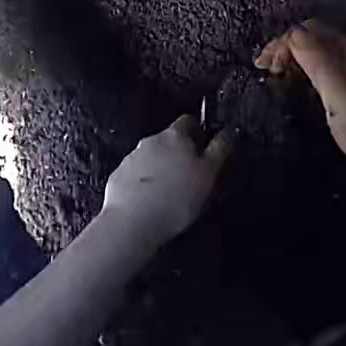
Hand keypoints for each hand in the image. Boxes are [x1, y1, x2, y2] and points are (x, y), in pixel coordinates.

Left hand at [101, 115, 232, 247]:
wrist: (131, 223)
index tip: (205, 153)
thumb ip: (220, 149)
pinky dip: (144, 184)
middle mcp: (151, 140)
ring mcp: (131, 158)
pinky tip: (150, 204)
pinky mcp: (117, 177)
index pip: (190, 121)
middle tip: (191, 178)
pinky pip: (135, 176)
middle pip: (170, 140)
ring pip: (152, 158)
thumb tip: (228, 131)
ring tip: (169, 196)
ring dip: (161, 169)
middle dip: (179, 154)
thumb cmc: (177, 198)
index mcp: (176, 135)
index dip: (199, 134)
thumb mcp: (209, 174)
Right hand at [255, 20, 345, 189]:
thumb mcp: (338, 95)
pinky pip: (322, 69)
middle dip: (287, 46)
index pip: (314, 30)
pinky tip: (293, 80)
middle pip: (315, 39)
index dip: (287, 40)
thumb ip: (317, 62)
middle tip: (264, 67)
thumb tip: (294, 31)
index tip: (266, 62)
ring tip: (273, 72)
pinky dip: (303, 70)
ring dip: (294, 57)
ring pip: (317, 54)